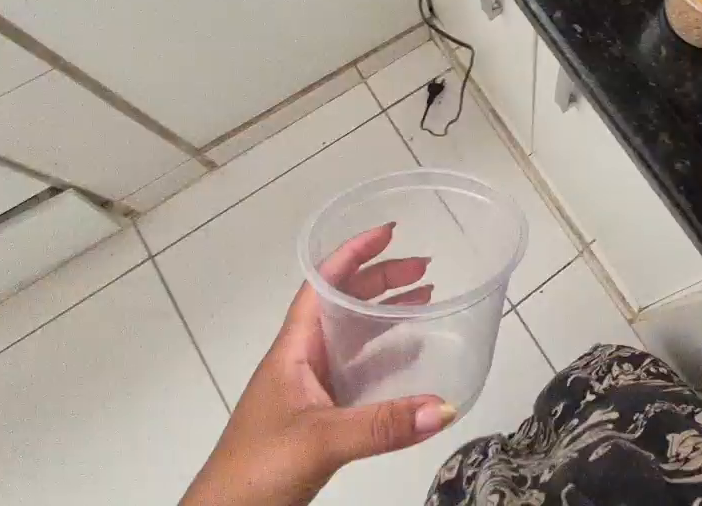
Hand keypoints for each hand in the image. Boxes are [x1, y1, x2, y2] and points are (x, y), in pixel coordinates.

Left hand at [180, 224, 457, 505]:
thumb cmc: (254, 471)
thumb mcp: (320, 441)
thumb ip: (383, 425)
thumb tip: (446, 406)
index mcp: (294, 347)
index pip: (324, 283)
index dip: (353, 252)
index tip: (389, 230)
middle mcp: (304, 358)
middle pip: (345, 303)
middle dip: (383, 278)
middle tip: (426, 267)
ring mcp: (312, 388)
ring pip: (355, 335)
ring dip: (388, 313)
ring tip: (427, 296)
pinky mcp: (322, 416)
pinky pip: (362, 372)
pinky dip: (389, 356)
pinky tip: (415, 355)